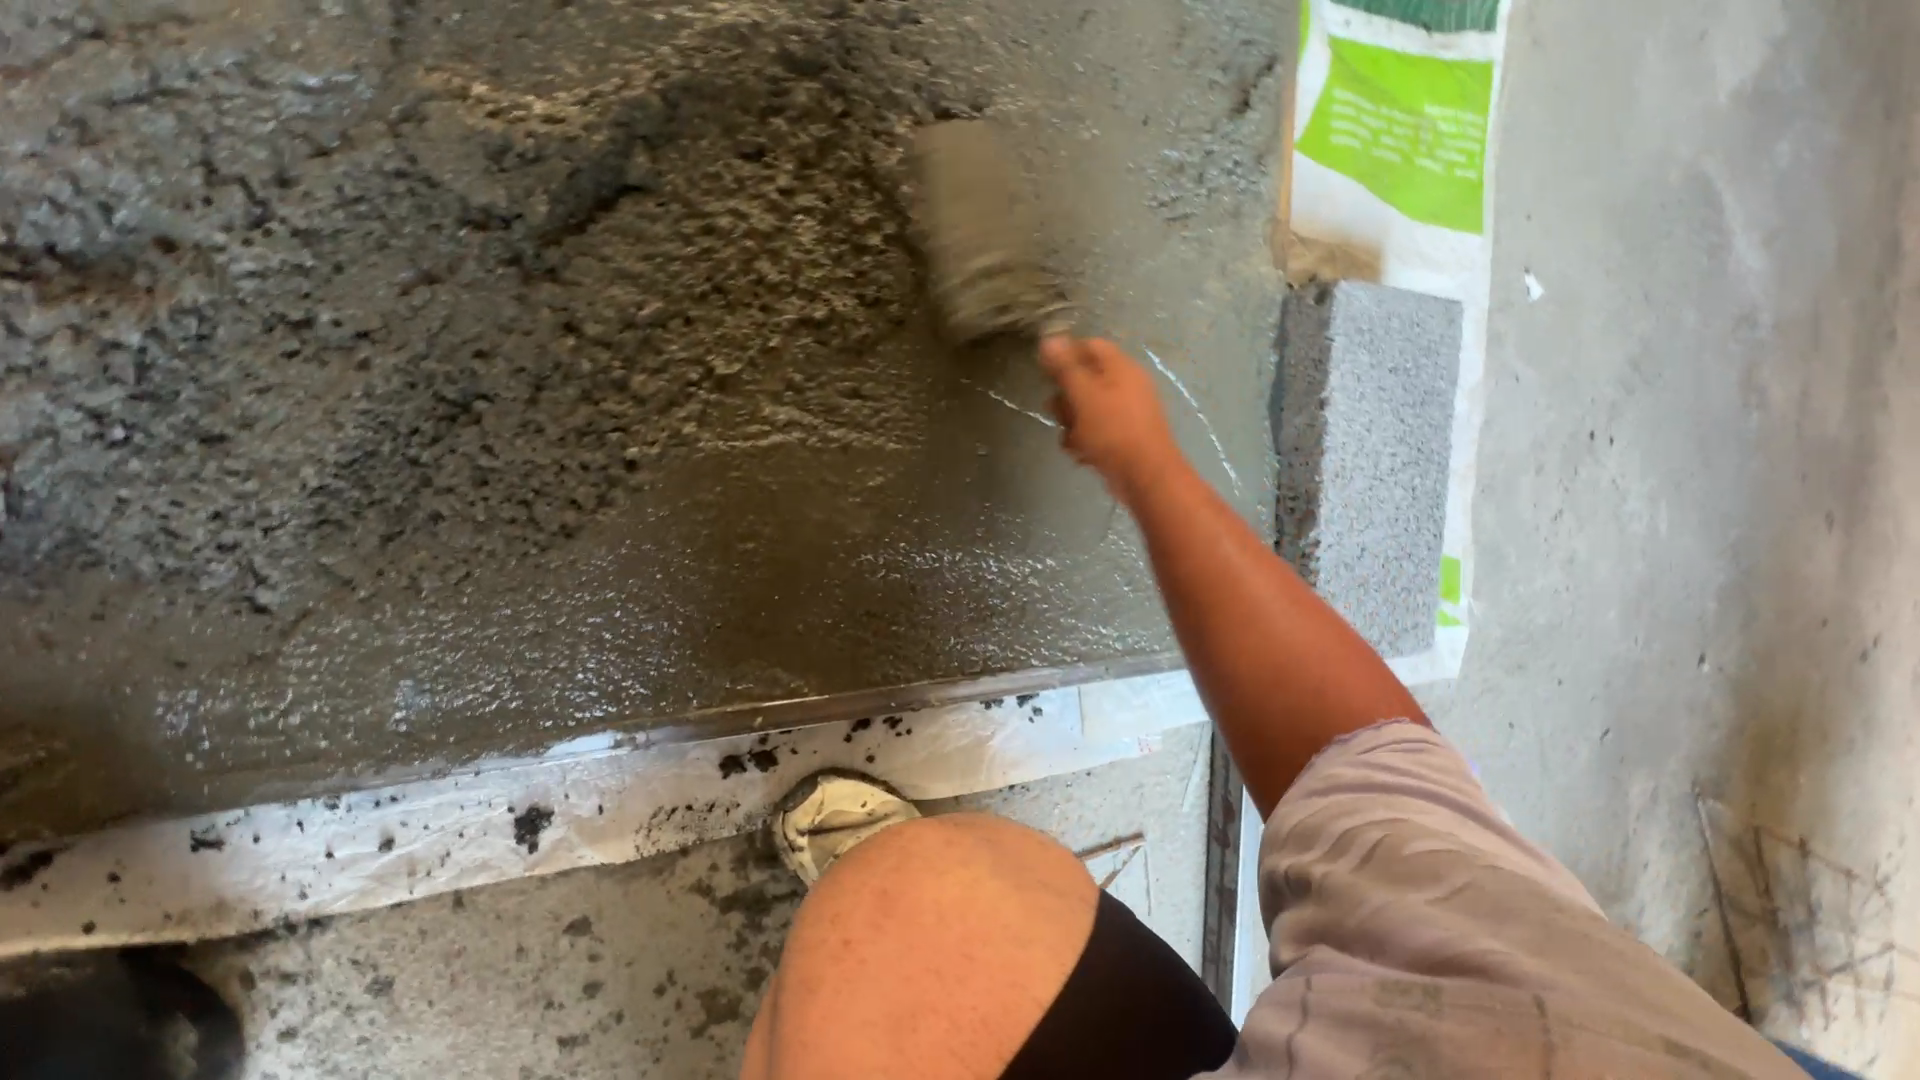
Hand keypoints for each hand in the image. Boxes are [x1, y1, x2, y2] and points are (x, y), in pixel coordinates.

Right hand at [1039, 336, 1182, 502]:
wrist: (1145, 477)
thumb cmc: (1113, 431)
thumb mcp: (1084, 395)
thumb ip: (1065, 368)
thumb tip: (1049, 339)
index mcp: (1120, 368)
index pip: (1088, 346)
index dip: (1065, 357)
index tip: (1047, 377)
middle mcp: (1125, 385)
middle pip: (1084, 379)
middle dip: (1065, 398)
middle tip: (1059, 413)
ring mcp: (1126, 412)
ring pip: (1086, 408)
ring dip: (1072, 423)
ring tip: (1072, 439)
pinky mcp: (1123, 436)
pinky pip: (1096, 430)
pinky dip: (1085, 440)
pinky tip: (1082, 454)